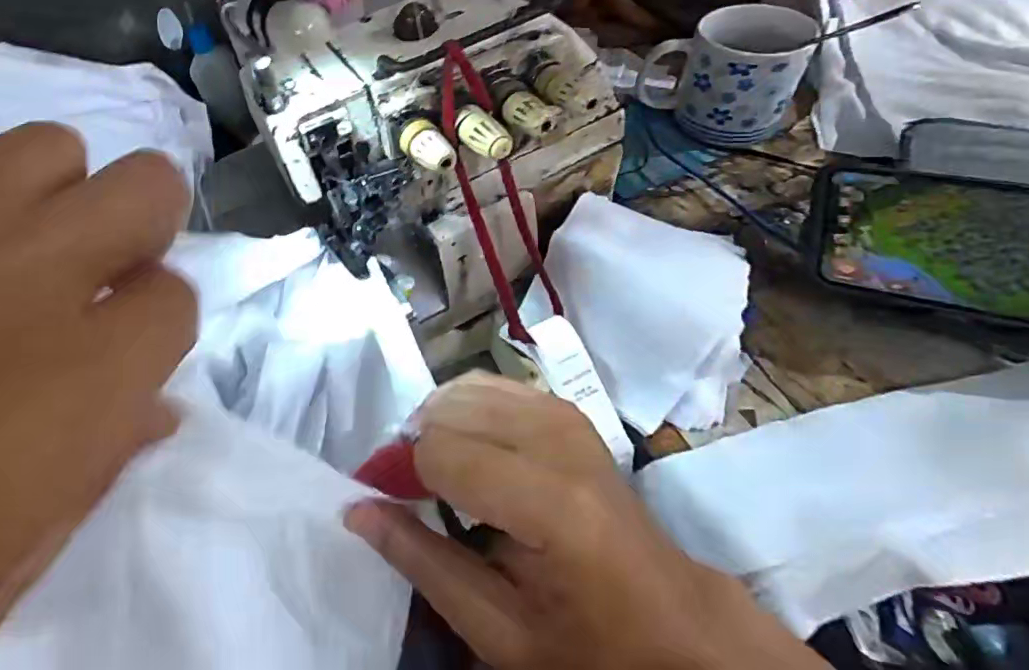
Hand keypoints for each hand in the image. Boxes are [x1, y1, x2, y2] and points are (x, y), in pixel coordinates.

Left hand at [0, 125, 194, 668]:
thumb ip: (74, 485)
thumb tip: (145, 412)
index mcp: (64, 392)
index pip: (174, 302)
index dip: (153, 327)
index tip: (121, 352)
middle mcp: (7, 278)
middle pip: (146, 187)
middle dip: (137, 227)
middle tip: (89, 277)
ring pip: (45, 148)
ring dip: (42, 201)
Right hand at [345, 373, 821, 669]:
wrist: (673, 621)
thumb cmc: (588, 643)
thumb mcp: (500, 631)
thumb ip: (422, 561)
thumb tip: (355, 508)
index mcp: (552, 505)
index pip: (440, 453)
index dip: (399, 475)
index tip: (387, 504)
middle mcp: (559, 440)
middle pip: (446, 412)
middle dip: (414, 447)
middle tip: (409, 494)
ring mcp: (564, 415)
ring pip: (461, 390)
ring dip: (435, 426)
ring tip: (437, 475)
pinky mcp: (563, 407)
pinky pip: (487, 385)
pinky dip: (460, 410)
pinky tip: (467, 449)